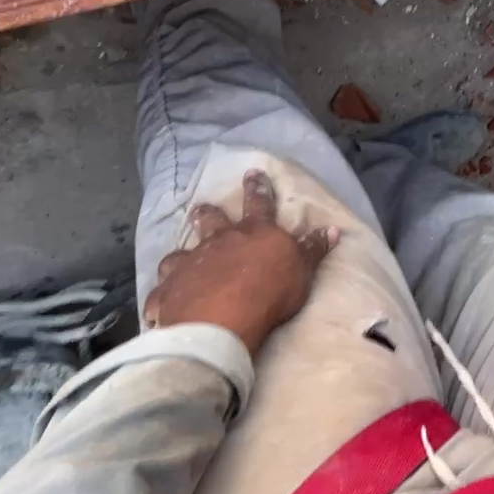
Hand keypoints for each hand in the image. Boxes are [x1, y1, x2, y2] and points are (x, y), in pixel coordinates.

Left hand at [144, 171, 335, 356]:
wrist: (222, 320)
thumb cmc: (270, 291)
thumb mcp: (303, 270)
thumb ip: (313, 250)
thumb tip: (332, 229)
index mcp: (254, 233)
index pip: (260, 203)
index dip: (258, 188)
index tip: (252, 173)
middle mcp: (219, 242)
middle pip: (211, 221)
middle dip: (208, 212)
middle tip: (202, 206)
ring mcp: (189, 265)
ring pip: (179, 253)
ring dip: (180, 253)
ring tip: (177, 257)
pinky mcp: (168, 292)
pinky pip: (161, 292)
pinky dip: (163, 296)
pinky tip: (161, 304)